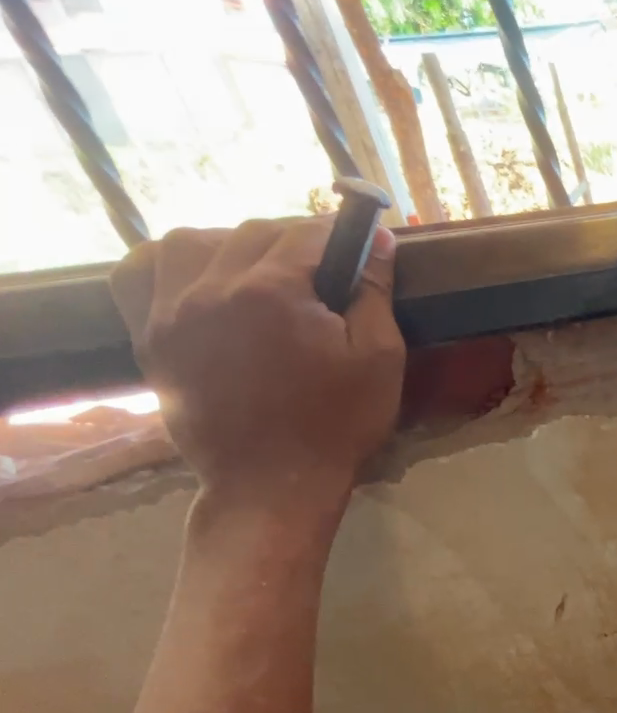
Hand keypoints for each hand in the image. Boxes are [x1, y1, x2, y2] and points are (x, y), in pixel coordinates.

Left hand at [109, 218, 403, 514]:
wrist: (273, 479)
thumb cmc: (340, 420)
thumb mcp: (379, 355)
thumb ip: (375, 292)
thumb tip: (378, 241)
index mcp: (271, 292)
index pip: (305, 234)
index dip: (342, 235)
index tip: (366, 246)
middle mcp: (209, 289)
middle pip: (252, 233)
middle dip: (296, 241)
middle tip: (329, 270)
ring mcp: (169, 312)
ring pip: (192, 241)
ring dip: (233, 244)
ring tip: (265, 271)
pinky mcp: (150, 336)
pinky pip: (141, 273)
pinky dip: (171, 262)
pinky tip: (203, 277)